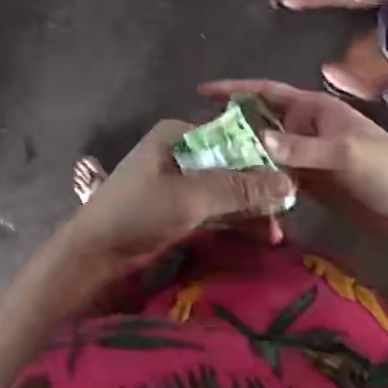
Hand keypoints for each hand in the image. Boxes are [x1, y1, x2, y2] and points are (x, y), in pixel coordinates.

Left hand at [61, 119, 294, 266]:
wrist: (95, 251)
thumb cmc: (138, 213)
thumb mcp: (191, 198)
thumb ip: (238, 188)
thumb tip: (287, 181)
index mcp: (175, 136)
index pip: (229, 139)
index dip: (260, 160)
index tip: (292, 185)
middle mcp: (177, 152)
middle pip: (229, 166)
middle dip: (258, 190)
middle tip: (288, 215)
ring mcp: (176, 180)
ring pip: (223, 189)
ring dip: (249, 209)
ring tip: (277, 234)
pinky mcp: (176, 206)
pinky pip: (213, 207)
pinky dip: (233, 219)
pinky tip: (260, 237)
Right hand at [199, 80, 387, 225]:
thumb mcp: (347, 155)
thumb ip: (302, 147)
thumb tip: (257, 138)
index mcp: (315, 109)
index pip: (267, 92)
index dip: (235, 89)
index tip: (201, 91)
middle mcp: (305, 127)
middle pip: (259, 120)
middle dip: (231, 126)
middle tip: (198, 139)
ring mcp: (305, 155)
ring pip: (263, 149)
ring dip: (241, 154)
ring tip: (209, 164)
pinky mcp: (307, 180)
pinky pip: (273, 173)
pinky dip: (256, 176)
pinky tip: (236, 186)